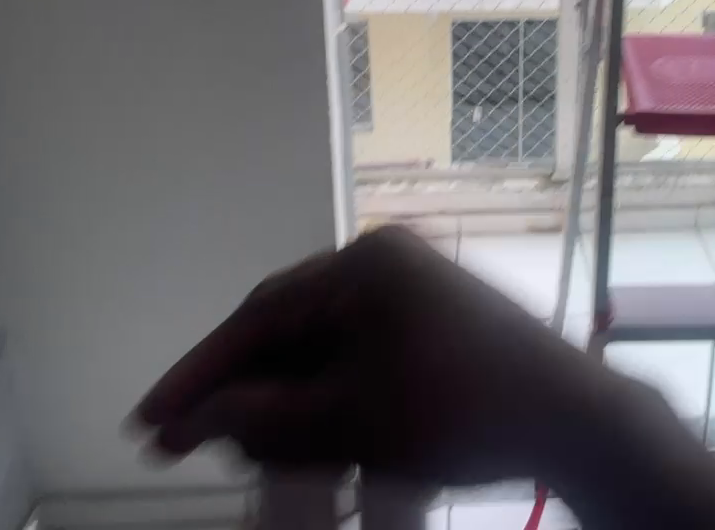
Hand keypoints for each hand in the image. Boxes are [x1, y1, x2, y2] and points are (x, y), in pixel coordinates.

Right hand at [129, 225, 618, 484]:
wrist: (567, 415)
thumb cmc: (456, 410)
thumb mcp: (350, 421)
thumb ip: (264, 417)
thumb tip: (196, 418)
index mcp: (362, 264)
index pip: (260, 315)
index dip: (199, 371)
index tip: (147, 423)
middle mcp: (382, 261)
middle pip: (291, 326)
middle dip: (247, 389)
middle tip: (198, 445)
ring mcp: (410, 286)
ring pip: (325, 344)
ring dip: (290, 398)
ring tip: (258, 454)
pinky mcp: (429, 316)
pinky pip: (361, 352)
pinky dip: (333, 395)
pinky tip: (316, 440)